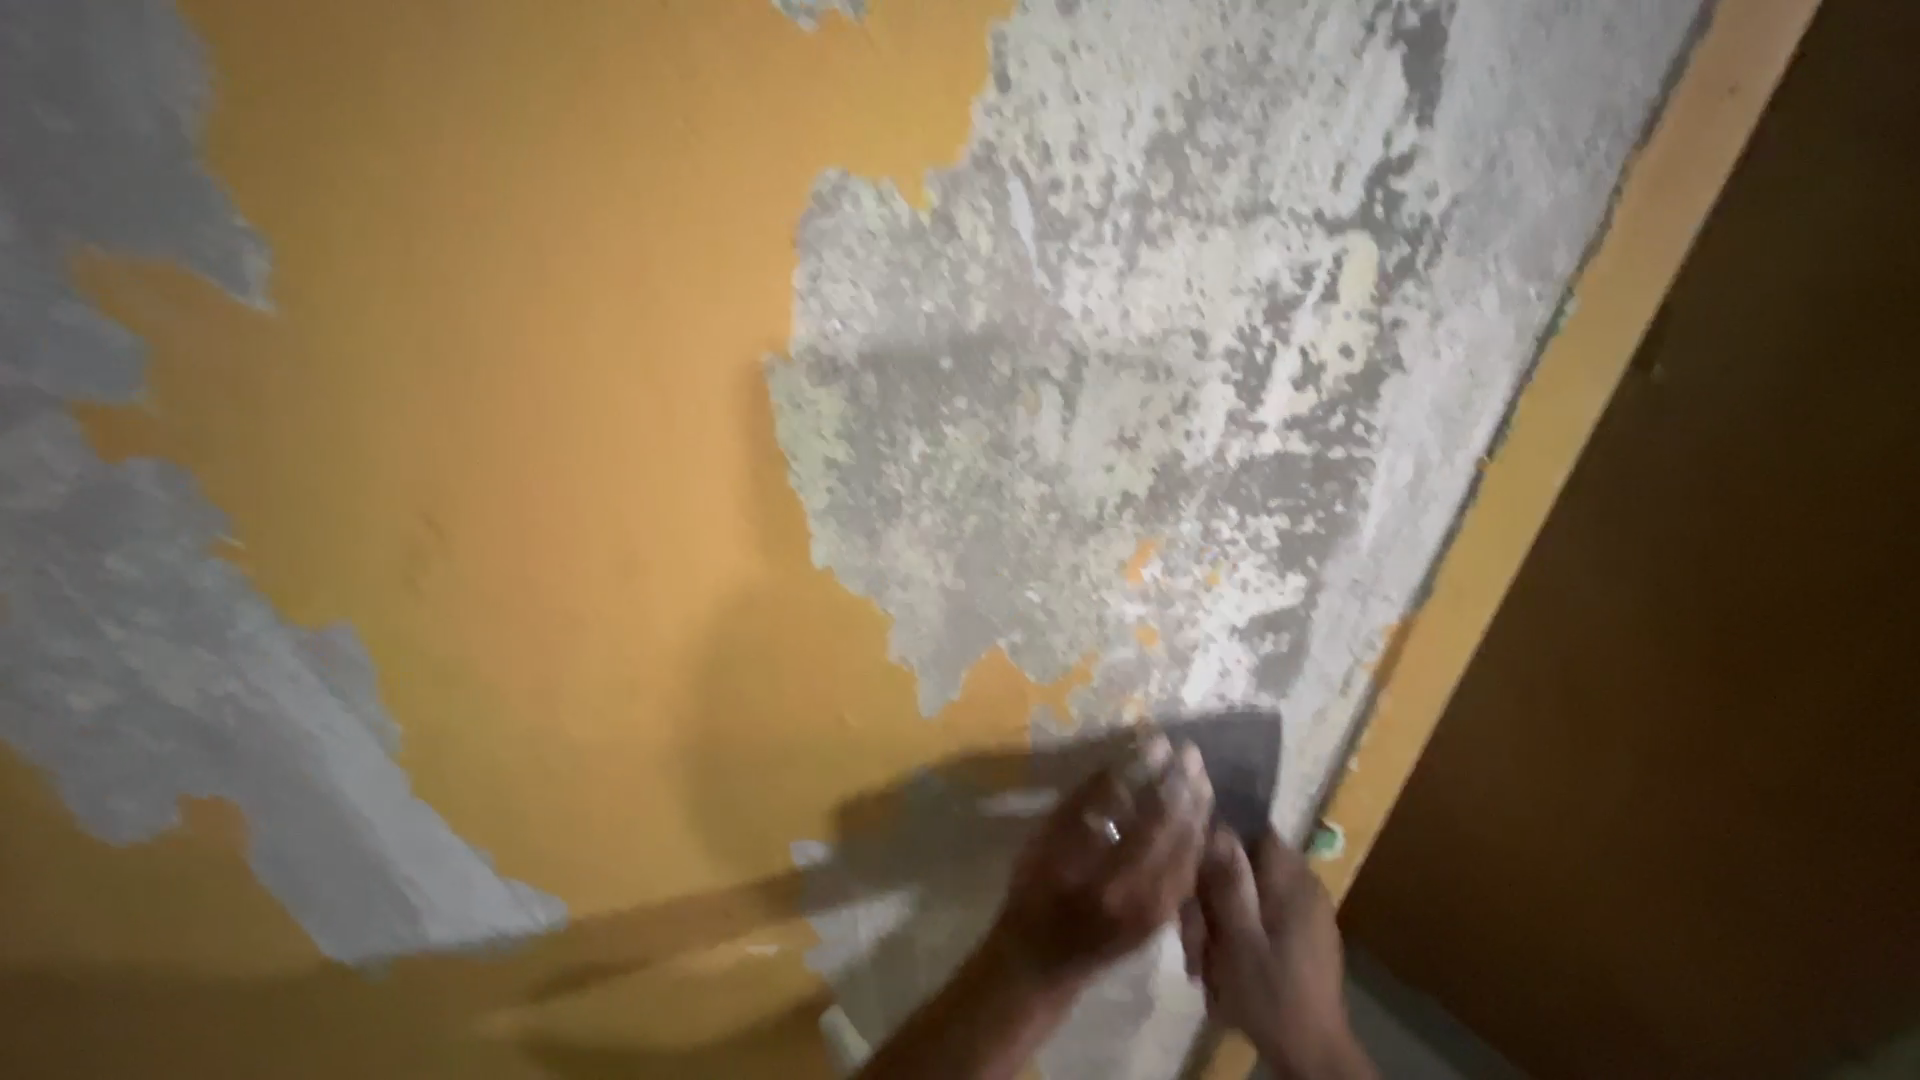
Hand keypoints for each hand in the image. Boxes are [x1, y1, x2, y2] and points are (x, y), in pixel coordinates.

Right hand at [988, 735, 1214, 987]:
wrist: (1040, 961)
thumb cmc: (1034, 894)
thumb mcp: (1048, 841)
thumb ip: (1087, 803)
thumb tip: (1125, 764)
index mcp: (1115, 879)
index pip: (1154, 818)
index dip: (1163, 777)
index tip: (1166, 742)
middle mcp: (1150, 898)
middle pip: (1183, 834)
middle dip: (1189, 788)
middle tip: (1190, 752)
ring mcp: (1164, 911)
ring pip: (1193, 850)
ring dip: (1198, 809)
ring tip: (1196, 774)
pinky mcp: (1167, 916)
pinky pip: (1190, 867)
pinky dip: (1193, 835)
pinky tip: (1191, 812)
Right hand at [1180, 830, 1374, 1079]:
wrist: (1311, 1054)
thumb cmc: (1271, 994)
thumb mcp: (1237, 937)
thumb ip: (1227, 881)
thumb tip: (1218, 826)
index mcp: (1293, 881)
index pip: (1255, 831)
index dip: (1220, 843)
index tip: (1194, 872)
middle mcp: (1304, 887)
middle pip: (1246, 865)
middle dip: (1213, 895)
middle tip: (1194, 936)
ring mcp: (1306, 912)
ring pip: (1248, 892)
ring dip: (1220, 919)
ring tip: (1204, 959)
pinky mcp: (1302, 936)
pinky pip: (1260, 916)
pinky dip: (1238, 933)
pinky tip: (1223, 964)